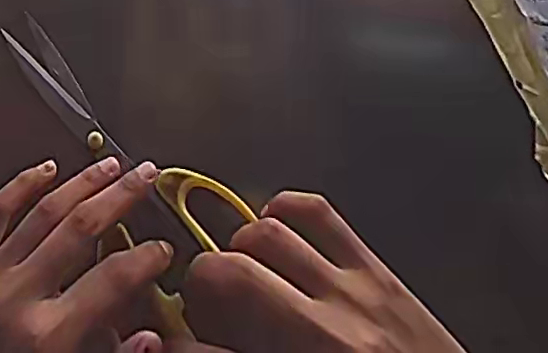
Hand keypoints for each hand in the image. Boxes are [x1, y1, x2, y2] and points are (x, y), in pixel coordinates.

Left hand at [0, 156, 173, 352]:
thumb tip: (148, 340)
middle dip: (121, 196)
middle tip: (146, 174)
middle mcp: (18, 298)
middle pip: (82, 228)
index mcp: (46, 339)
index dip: (145, 259)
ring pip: (44, 211)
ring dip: (82, 182)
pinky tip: (46, 168)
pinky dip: (22, 185)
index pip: (112, 282)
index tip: (162, 248)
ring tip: (110, 165)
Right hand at [180, 192, 464, 352]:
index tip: (169, 336)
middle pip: (238, 277)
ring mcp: (356, 293)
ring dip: (239, 245)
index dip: (179, 339)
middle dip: (202, 278)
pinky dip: (285, 208)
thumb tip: (211, 343)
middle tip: (198, 293)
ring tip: (237, 263)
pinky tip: (274, 225)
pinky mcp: (378, 270)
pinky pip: (320, 213)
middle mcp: (329, 335)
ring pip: (271, 235)